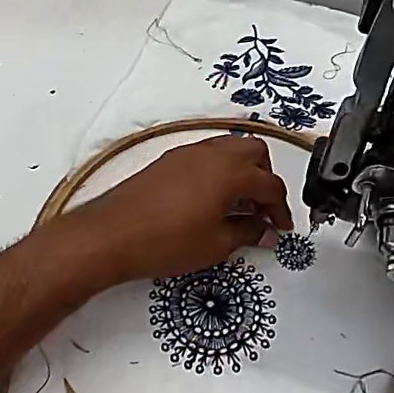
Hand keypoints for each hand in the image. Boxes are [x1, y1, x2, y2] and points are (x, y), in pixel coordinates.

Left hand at [51, 134, 295, 285]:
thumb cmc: (165, 241)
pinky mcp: (168, 160)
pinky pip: (205, 154)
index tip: (280, 227)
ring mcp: (187, 153)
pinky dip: (219, 169)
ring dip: (242, 170)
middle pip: (254, 152)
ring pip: (229, 148)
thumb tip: (262, 229)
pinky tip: (212, 199)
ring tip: (239, 204)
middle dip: (265, 178)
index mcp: (230, 171)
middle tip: (263, 209)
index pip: (270, 184)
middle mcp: (210, 153)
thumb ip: (247, 232)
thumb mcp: (216, 244)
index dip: (281, 208)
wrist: (112, 235)